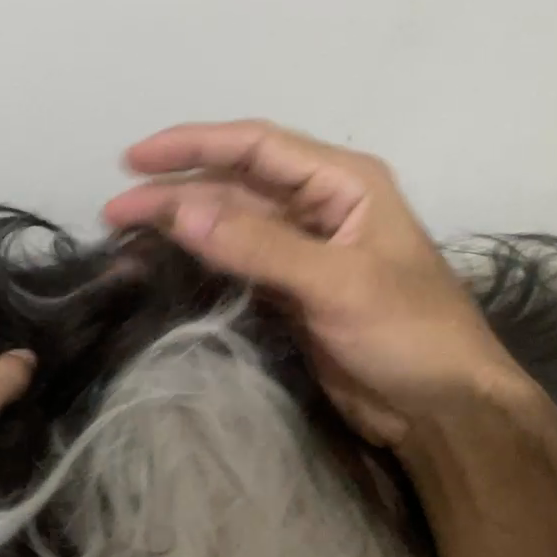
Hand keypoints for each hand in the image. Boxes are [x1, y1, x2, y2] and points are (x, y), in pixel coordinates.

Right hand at [102, 119, 536, 454]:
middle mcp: (319, 208)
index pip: (255, 147)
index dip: (193, 147)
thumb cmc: (409, 335)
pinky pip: (237, 267)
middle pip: (234, 188)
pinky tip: (167, 268)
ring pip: (231, 228)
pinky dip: (202, 266)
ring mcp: (303, 254)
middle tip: (114, 214)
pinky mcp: (292, 295)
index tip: (133, 161)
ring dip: (183, 230)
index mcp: (342, 184)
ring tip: (128, 238)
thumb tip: (180, 212)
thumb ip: (259, 246)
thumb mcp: (337, 283)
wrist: (441, 409)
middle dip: (176, 195)